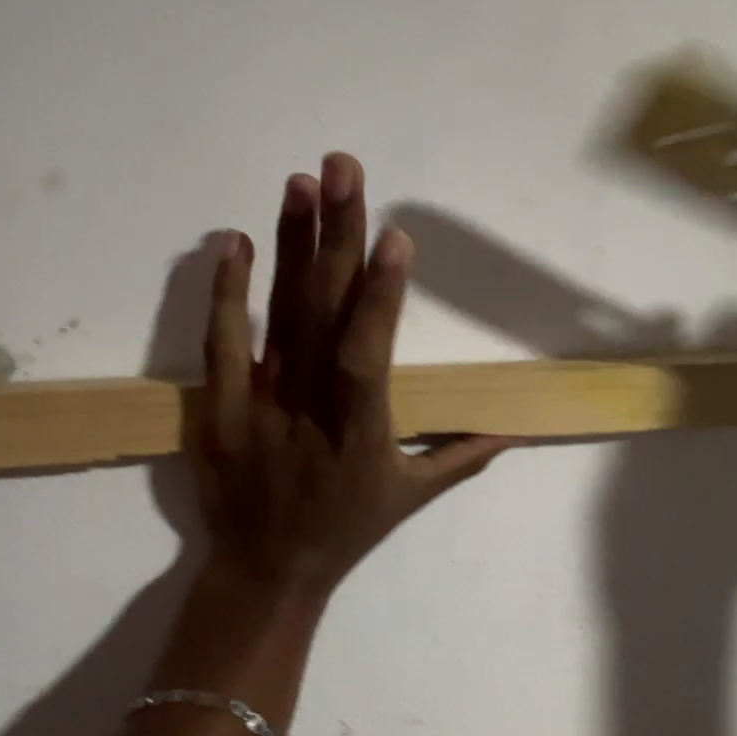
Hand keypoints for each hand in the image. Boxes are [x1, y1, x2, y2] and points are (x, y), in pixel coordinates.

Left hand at [190, 152, 513, 597]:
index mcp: (360, 429)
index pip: (368, 353)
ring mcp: (259, 402)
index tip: (397, 235)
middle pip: (323, 311)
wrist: (265, 570)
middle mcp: (309, 405)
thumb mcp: (411, 499)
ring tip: (299, 182)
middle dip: (337, 234)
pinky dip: (226, 291)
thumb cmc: (345, 531)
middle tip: (342, 166)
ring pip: (277, 313)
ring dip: (289, 244)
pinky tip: (235, 240)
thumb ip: (463, 457)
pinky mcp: (221, 404)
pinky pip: (221, 341)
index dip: (382, 297)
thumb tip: (515, 429)